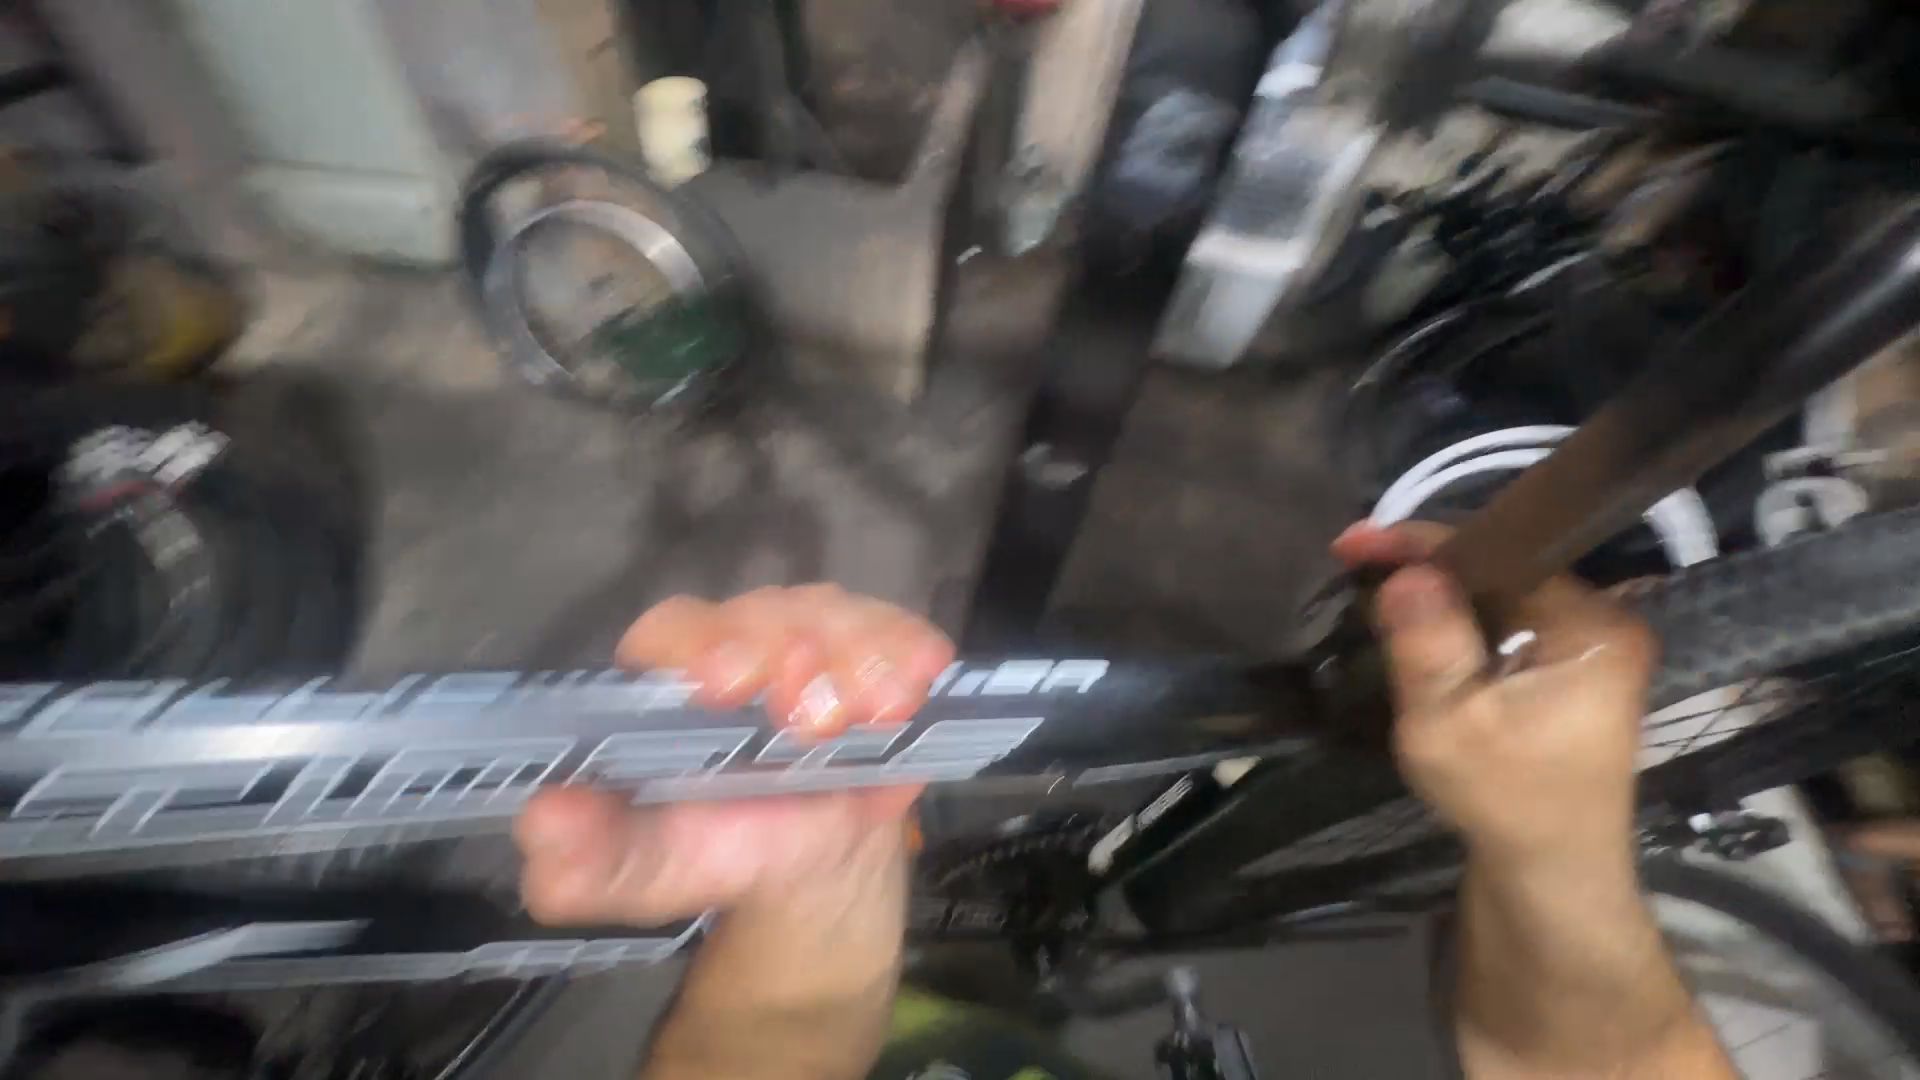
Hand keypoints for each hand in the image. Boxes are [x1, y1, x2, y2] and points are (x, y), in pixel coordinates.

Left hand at [512, 585, 955, 925]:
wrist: (820, 855)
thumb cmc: (728, 846)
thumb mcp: (654, 871)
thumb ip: (592, 858)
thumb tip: (544, 818)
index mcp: (676, 677)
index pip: (675, 632)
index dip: (699, 646)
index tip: (726, 686)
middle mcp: (747, 637)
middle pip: (766, 611)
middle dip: (792, 652)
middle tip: (815, 716)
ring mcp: (820, 635)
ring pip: (837, 613)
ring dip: (859, 655)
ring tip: (879, 711)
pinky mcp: (880, 649)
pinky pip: (898, 631)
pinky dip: (909, 649)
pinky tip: (922, 676)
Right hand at [1332, 522, 1654, 869]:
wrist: (1548, 866)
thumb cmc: (1502, 798)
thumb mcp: (1449, 725)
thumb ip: (1428, 646)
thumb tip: (1405, 572)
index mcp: (1588, 630)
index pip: (1497, 554)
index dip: (1420, 543)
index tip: (1352, 543)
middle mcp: (1597, 622)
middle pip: (1495, 564)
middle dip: (1420, 562)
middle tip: (1352, 563)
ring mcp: (1582, 640)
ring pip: (1491, 588)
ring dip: (1430, 588)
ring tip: (1369, 585)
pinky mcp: (1562, 659)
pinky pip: (1495, 614)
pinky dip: (1447, 612)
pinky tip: (1408, 618)